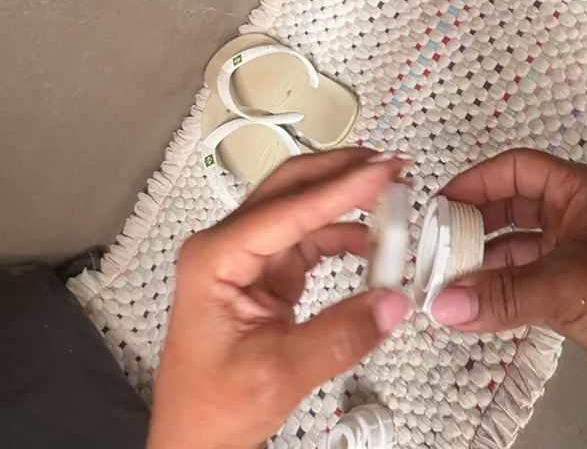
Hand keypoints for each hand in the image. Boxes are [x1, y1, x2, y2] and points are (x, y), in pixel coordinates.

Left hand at [148, 148, 412, 448]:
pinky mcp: (269, 269)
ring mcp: (250, 254)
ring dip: (349, 197)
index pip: (289, 209)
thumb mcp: (279, 375)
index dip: (341, 188)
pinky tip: (373, 240)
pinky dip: (346, 232)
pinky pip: (314, 235)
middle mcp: (230, 245)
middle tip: (390, 165)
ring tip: (391, 195)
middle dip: (344, 170)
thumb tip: (390, 301)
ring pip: (306, 204)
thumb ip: (340, 336)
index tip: (381, 172)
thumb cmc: (211, 410)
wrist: (195, 442)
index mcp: (215, 258)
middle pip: (293, 186)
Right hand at [427, 148, 586, 395]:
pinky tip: (471, 307)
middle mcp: (568, 215)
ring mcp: (567, 253)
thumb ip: (504, 294)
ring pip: (511, 247)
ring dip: (480, 262)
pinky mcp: (566, 291)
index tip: (442, 203)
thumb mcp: (567, 284)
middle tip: (436, 243)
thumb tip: (447, 302)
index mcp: (575, 190)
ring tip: (444, 279)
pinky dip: (494, 292)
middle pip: (508, 206)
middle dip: (472, 223)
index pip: (514, 169)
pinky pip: (518, 282)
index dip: (476, 181)